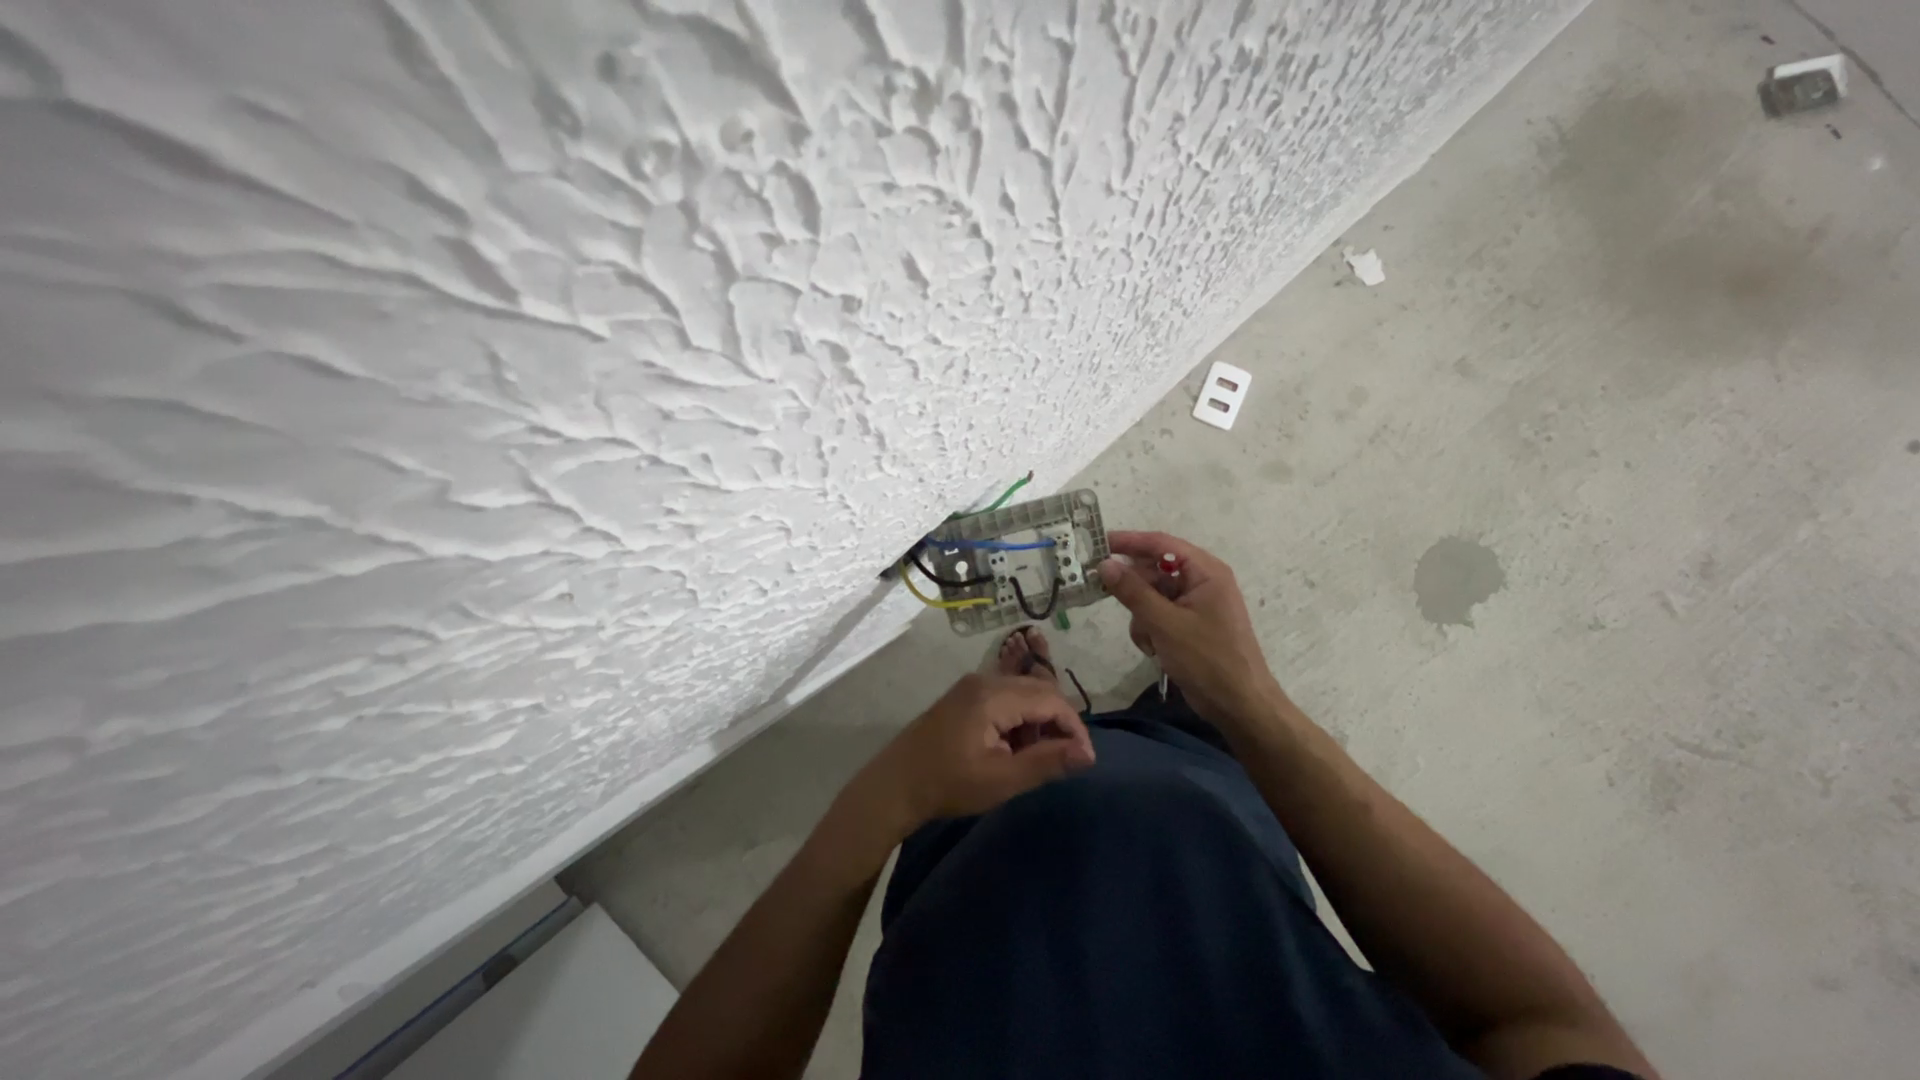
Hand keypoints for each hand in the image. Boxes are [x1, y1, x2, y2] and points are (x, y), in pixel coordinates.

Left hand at [857, 674, 1095, 831]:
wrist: (895, 785)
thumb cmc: (949, 784)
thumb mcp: (1002, 779)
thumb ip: (1046, 762)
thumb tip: (1088, 753)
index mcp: (993, 695)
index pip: (1052, 700)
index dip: (1074, 728)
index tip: (1083, 760)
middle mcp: (985, 680)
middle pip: (1039, 690)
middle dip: (1058, 722)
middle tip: (1062, 760)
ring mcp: (972, 686)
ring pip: (1024, 693)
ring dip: (1038, 721)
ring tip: (1035, 758)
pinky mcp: (965, 696)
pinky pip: (1006, 697)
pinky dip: (1020, 719)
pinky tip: (1014, 747)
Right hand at [1098, 530, 1288, 728]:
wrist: (1238, 704)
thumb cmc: (1207, 658)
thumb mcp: (1164, 623)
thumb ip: (1132, 591)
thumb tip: (1105, 564)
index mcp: (1205, 571)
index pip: (1162, 544)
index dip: (1129, 542)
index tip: (1098, 543)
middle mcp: (1203, 582)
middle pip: (1155, 571)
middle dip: (1134, 589)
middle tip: (1104, 594)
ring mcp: (1197, 605)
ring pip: (1153, 596)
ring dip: (1142, 616)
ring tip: (1148, 639)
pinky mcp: (1190, 626)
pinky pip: (1160, 616)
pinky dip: (1151, 630)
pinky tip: (1155, 650)